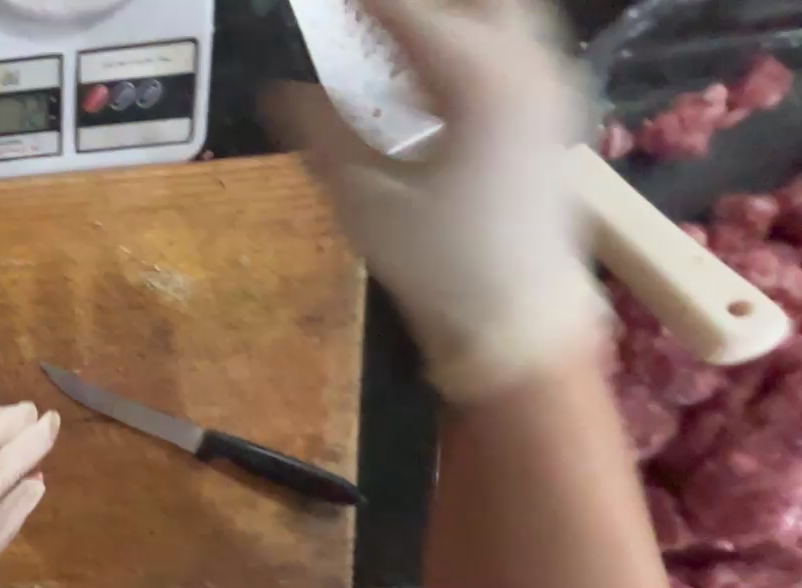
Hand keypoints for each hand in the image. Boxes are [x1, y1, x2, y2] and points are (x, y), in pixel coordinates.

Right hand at [263, 0, 606, 401]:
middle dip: (411, 7)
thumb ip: (322, 136)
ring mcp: (548, 88)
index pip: (415, 17)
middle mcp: (527, 67)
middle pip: (476, 2)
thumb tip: (280, 95)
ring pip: (501, 18)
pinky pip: (510, 49)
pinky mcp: (549, 114)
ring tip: (385, 35)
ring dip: (444, 19)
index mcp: (480, 83)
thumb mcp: (364, 200)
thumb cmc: (434, 262)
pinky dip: (464, 43)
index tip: (324, 4)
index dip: (365, 5)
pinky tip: (425, 70)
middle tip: (360, 15)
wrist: (514, 313)